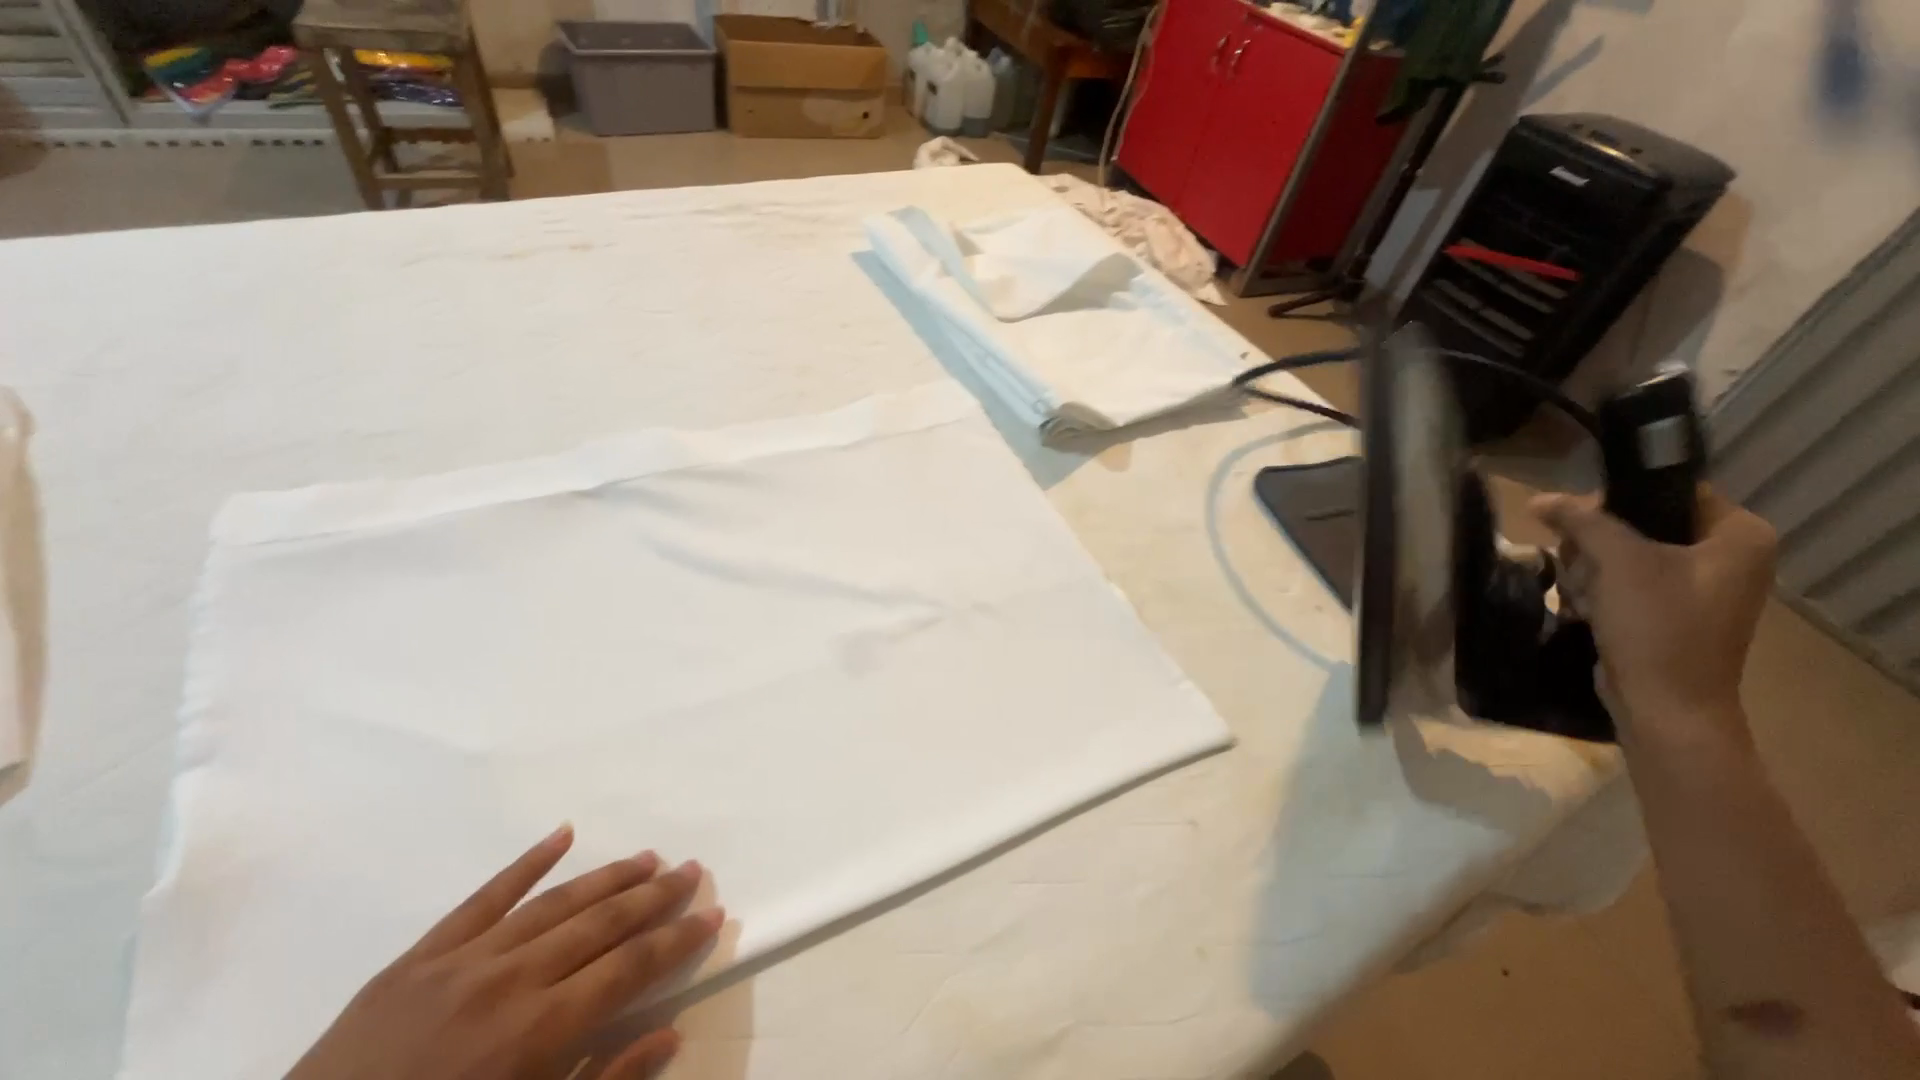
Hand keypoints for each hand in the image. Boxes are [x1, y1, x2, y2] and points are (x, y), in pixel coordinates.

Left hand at [287, 825, 721, 1079]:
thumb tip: (669, 1034)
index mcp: (540, 1030)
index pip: (631, 968)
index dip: (677, 939)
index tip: (713, 914)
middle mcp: (512, 980)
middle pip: (601, 923)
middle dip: (654, 896)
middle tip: (692, 871)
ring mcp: (464, 960)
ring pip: (553, 903)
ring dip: (606, 877)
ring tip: (647, 857)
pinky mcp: (422, 954)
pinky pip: (484, 897)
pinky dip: (527, 864)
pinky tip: (562, 834)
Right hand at [1532, 486, 1776, 740]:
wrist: (1666, 708)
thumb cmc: (1658, 627)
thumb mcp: (1618, 562)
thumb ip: (1581, 520)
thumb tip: (1540, 499)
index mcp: (1739, 535)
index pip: (1669, 490)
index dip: (1617, 499)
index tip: (1579, 521)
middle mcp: (1728, 557)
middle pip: (1640, 523)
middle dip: (1597, 545)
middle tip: (1580, 565)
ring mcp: (1699, 588)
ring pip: (1624, 555)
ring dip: (1591, 572)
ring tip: (1582, 595)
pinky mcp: (1671, 615)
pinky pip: (1625, 584)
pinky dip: (1599, 594)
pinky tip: (1586, 610)